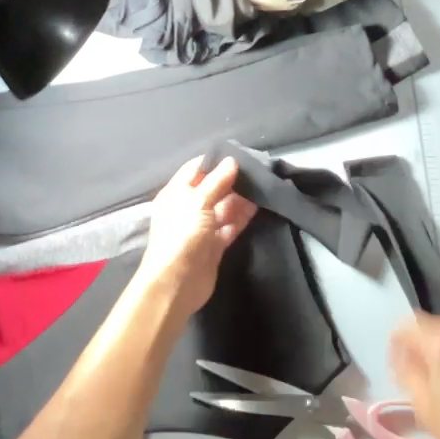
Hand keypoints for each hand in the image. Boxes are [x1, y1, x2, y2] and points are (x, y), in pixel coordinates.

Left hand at [132, 156, 256, 317]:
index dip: (216, 161)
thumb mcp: (198, 202)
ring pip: (223, 207)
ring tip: (263, 186)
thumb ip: (216, 181)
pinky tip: (258, 207)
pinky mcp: (214, 245)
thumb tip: (232, 160)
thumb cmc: (181, 235)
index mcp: (176, 193)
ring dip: (240, 199)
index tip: (240, 154)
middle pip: (212, 188)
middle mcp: (188, 207)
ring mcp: (202, 227)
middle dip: (232, 180)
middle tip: (258, 170)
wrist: (176, 284)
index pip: (196, 168)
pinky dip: (242, 217)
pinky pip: (230, 226)